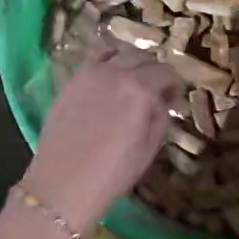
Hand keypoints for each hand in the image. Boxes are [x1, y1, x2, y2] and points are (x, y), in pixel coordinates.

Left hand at [23, 46, 180, 230]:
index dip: (174, 84)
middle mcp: (115, 73)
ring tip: (131, 83)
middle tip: (155, 92)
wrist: (63, 184)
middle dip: (153, 72)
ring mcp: (89, 74)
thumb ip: (160, 116)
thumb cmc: (112, 173)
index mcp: (139, 89)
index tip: (174, 98)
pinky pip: (93, 60)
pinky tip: (108, 78)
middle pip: (142, 57)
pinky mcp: (70, 81)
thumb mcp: (149, 148)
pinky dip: (106, 62)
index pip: (166, 72)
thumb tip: (162, 100)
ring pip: (117, 53)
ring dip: (130, 63)